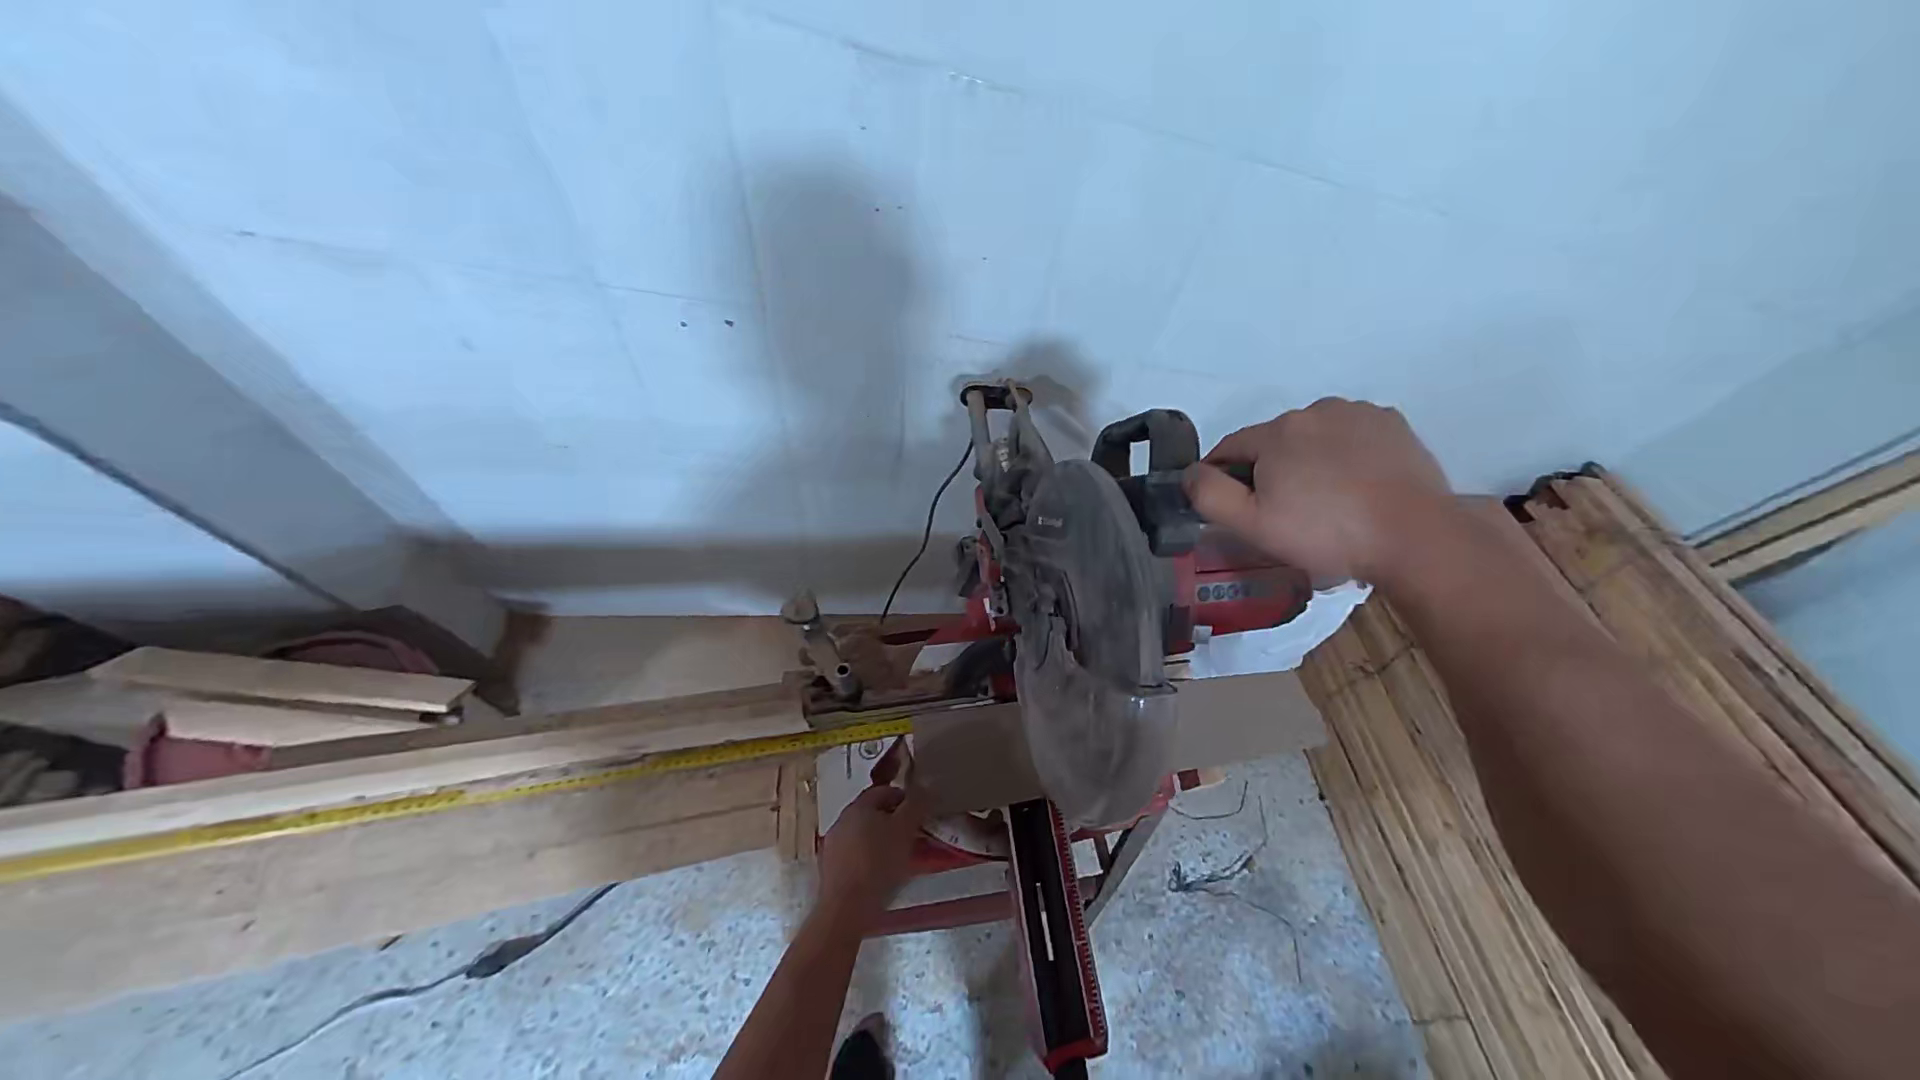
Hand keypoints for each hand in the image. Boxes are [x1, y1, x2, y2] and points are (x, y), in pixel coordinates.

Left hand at [816, 782, 924, 931]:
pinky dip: (869, 858)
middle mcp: (842, 820)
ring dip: (881, 839)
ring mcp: (833, 846)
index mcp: (858, 806)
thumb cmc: (879, 863)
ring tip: (900, 856)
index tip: (920, 813)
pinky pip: (855, 855)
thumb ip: (917, 805)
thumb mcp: (905, 830)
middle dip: (894, 820)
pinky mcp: (830, 870)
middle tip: (913, 834)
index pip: (884, 791)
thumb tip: (924, 787)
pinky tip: (881, 874)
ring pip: (863, 834)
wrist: (846, 908)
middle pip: (872, 812)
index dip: (905, 798)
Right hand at [1183, 397, 1453, 584]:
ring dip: (1307, 460)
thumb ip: (1208, 494)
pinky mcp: (1392, 424)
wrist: (1415, 536)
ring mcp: (1359, 413)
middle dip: (1269, 470)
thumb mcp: (1252, 524)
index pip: (1230, 448)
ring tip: (1324, 502)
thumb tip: (1190, 472)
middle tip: (1283, 513)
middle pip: (1273, 442)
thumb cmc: (1326, 533)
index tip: (1232, 507)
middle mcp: (1315, 410)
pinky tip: (1354, 487)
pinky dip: (1343, 455)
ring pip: (1312, 437)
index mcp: (1277, 431)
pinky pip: (1350, 436)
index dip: (1222, 477)